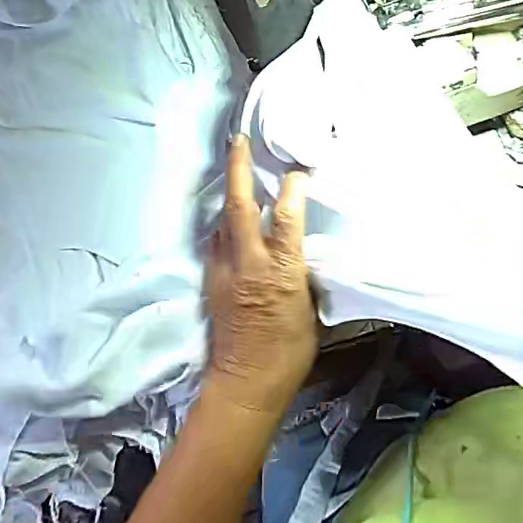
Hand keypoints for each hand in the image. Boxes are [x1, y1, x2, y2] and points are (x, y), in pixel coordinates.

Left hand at [203, 136, 315, 414]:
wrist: (246, 382)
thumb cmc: (289, 350)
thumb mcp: (310, 307)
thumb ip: (302, 271)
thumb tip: (298, 247)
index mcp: (281, 271)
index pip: (286, 218)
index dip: (292, 188)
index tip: (298, 169)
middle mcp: (248, 262)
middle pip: (239, 205)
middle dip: (238, 169)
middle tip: (239, 140)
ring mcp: (225, 269)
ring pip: (223, 220)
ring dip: (230, 193)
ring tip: (237, 170)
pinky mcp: (212, 279)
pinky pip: (217, 240)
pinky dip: (225, 223)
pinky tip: (231, 218)